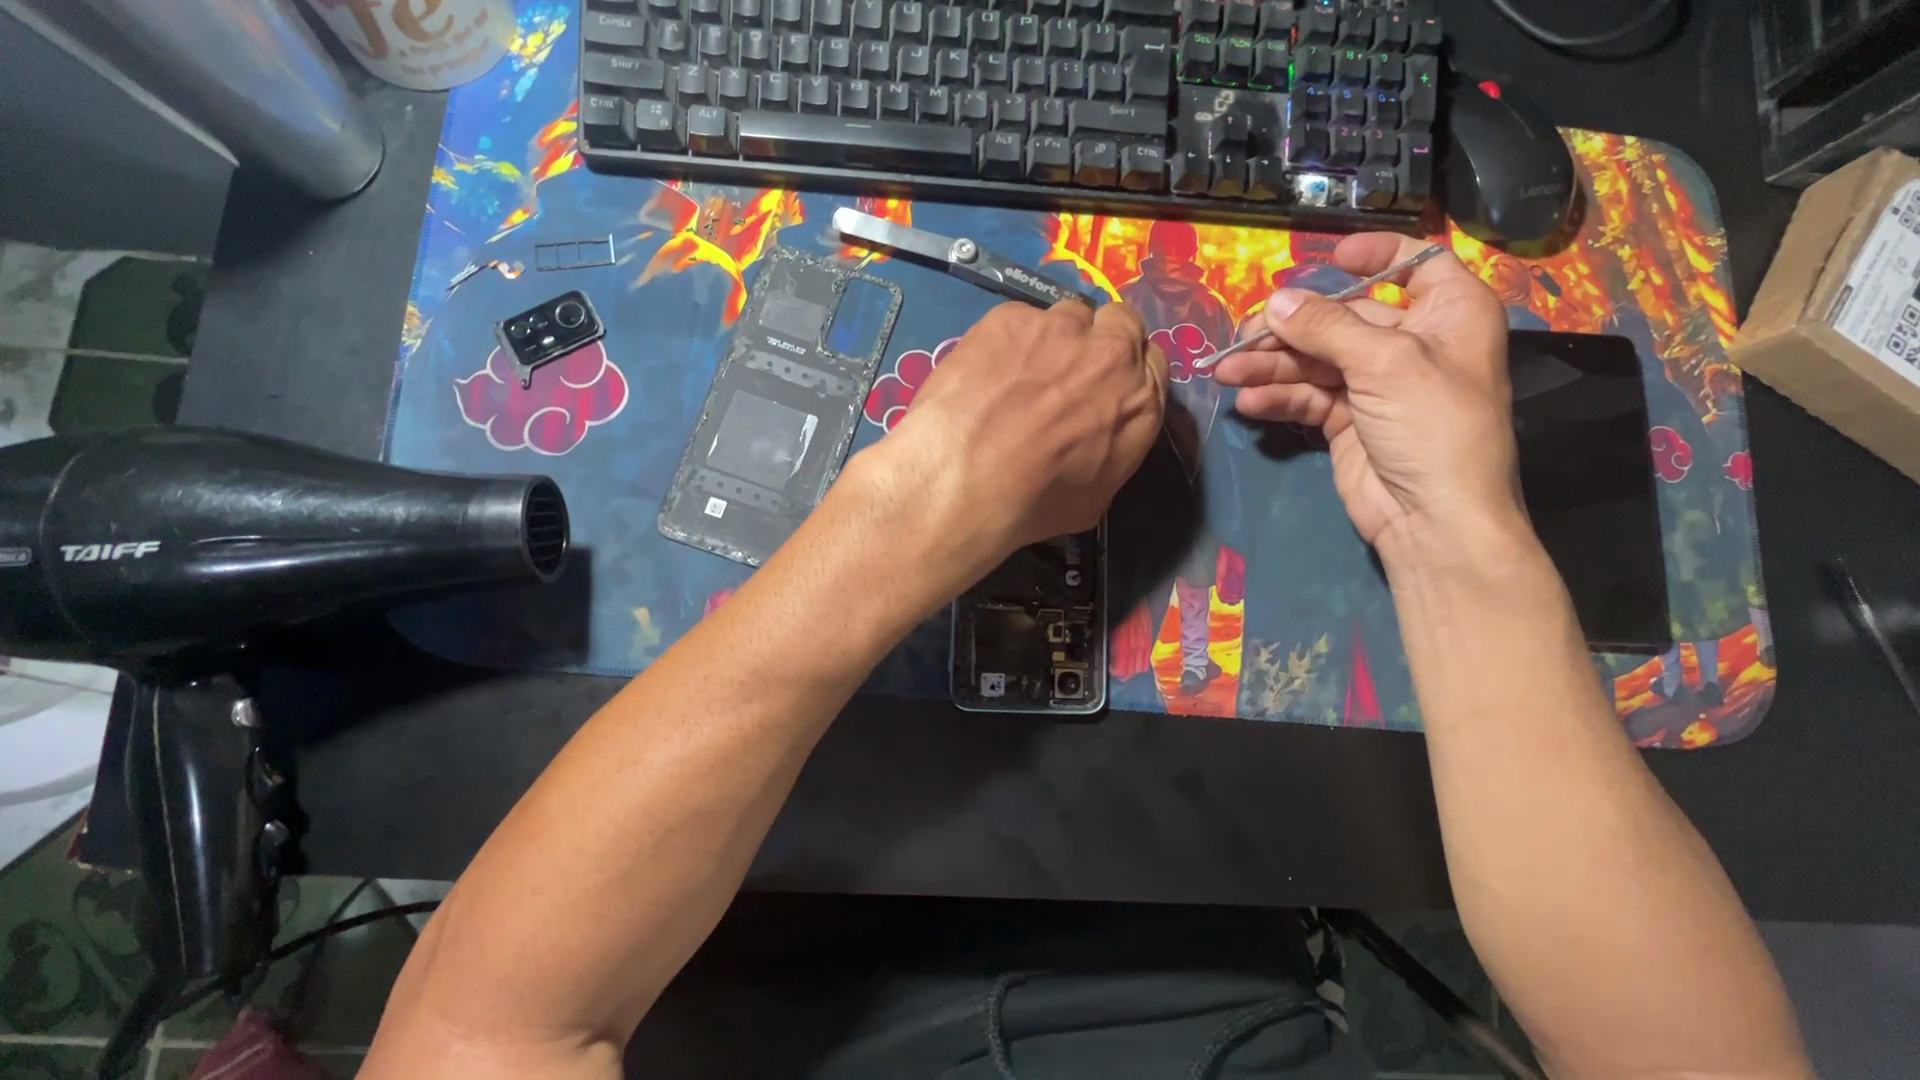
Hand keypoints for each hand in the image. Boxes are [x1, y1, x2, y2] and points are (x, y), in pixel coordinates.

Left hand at [872, 299, 1166, 564]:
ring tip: (1017, 373)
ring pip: (1066, 316)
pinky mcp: (1011, 318)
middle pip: (1119, 322)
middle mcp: (1110, 354)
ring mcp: (1060, 329)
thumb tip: (1097, 439)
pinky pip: (1017, 320)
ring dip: (1051, 338)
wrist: (967, 480)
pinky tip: (983, 372)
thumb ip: (1111, 449)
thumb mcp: (1096, 496)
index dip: (1125, 368)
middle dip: (1099, 338)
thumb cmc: (1035, 504)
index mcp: (1141, 401)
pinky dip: (1005, 341)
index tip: (1102, 383)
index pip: (1151, 359)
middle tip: (1065, 370)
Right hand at [1211, 234, 1521, 563]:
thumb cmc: (1431, 424)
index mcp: (1449, 314)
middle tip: (1244, 333)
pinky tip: (1249, 402)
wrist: (1432, 517)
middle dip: (1293, 326)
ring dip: (1271, 365)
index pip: (1418, 265)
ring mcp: (1376, 385)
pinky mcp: (1347, 421)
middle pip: (1344, 318)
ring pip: (1316, 360)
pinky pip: (1307, 397)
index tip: (1330, 258)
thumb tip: (1275, 301)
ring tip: (1228, 372)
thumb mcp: (1384, 363)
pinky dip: (1279, 398)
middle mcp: (1413, 343)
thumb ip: (1326, 327)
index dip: (1376, 255)